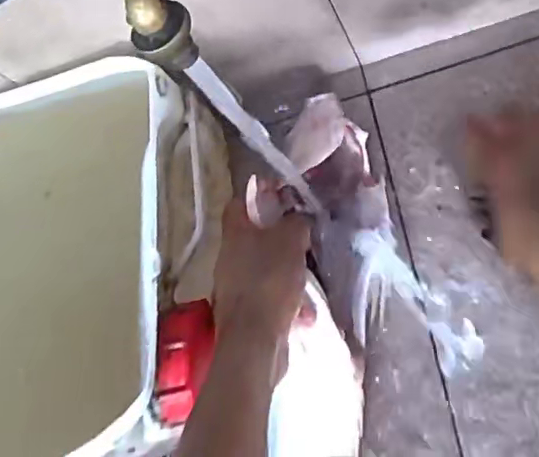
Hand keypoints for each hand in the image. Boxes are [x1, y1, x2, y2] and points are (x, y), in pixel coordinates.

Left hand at [211, 189, 311, 344]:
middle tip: (303, 236)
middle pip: (254, 236)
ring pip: (264, 268)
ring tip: (310, 279)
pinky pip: (269, 298)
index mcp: (235, 234)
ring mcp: (234, 288)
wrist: (254, 344)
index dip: (257, 194)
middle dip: (280, 236)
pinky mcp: (244, 315)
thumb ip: (297, 221)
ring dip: (288, 272)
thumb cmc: (269, 281)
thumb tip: (300, 218)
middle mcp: (229, 258)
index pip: (238, 202)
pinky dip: (287, 301)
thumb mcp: (292, 240)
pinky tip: (305, 313)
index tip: (280, 193)